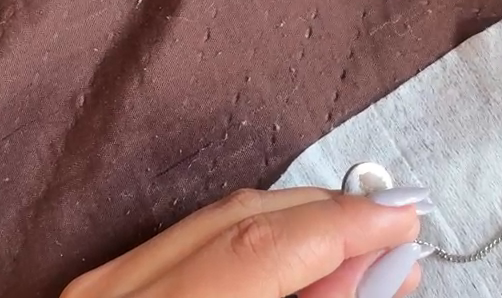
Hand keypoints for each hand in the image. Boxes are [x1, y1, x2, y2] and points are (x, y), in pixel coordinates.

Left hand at [62, 187, 428, 297]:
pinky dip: (251, 240)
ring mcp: (99, 288)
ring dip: (293, 222)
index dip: (346, 224)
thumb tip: (373, 275)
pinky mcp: (97, 287)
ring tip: (352, 243)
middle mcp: (118, 295)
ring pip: (217, 218)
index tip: (404, 215)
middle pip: (243, 216)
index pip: (263, 247)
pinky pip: (191, 238)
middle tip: (391, 225)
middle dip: (327, 213)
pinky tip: (289, 262)